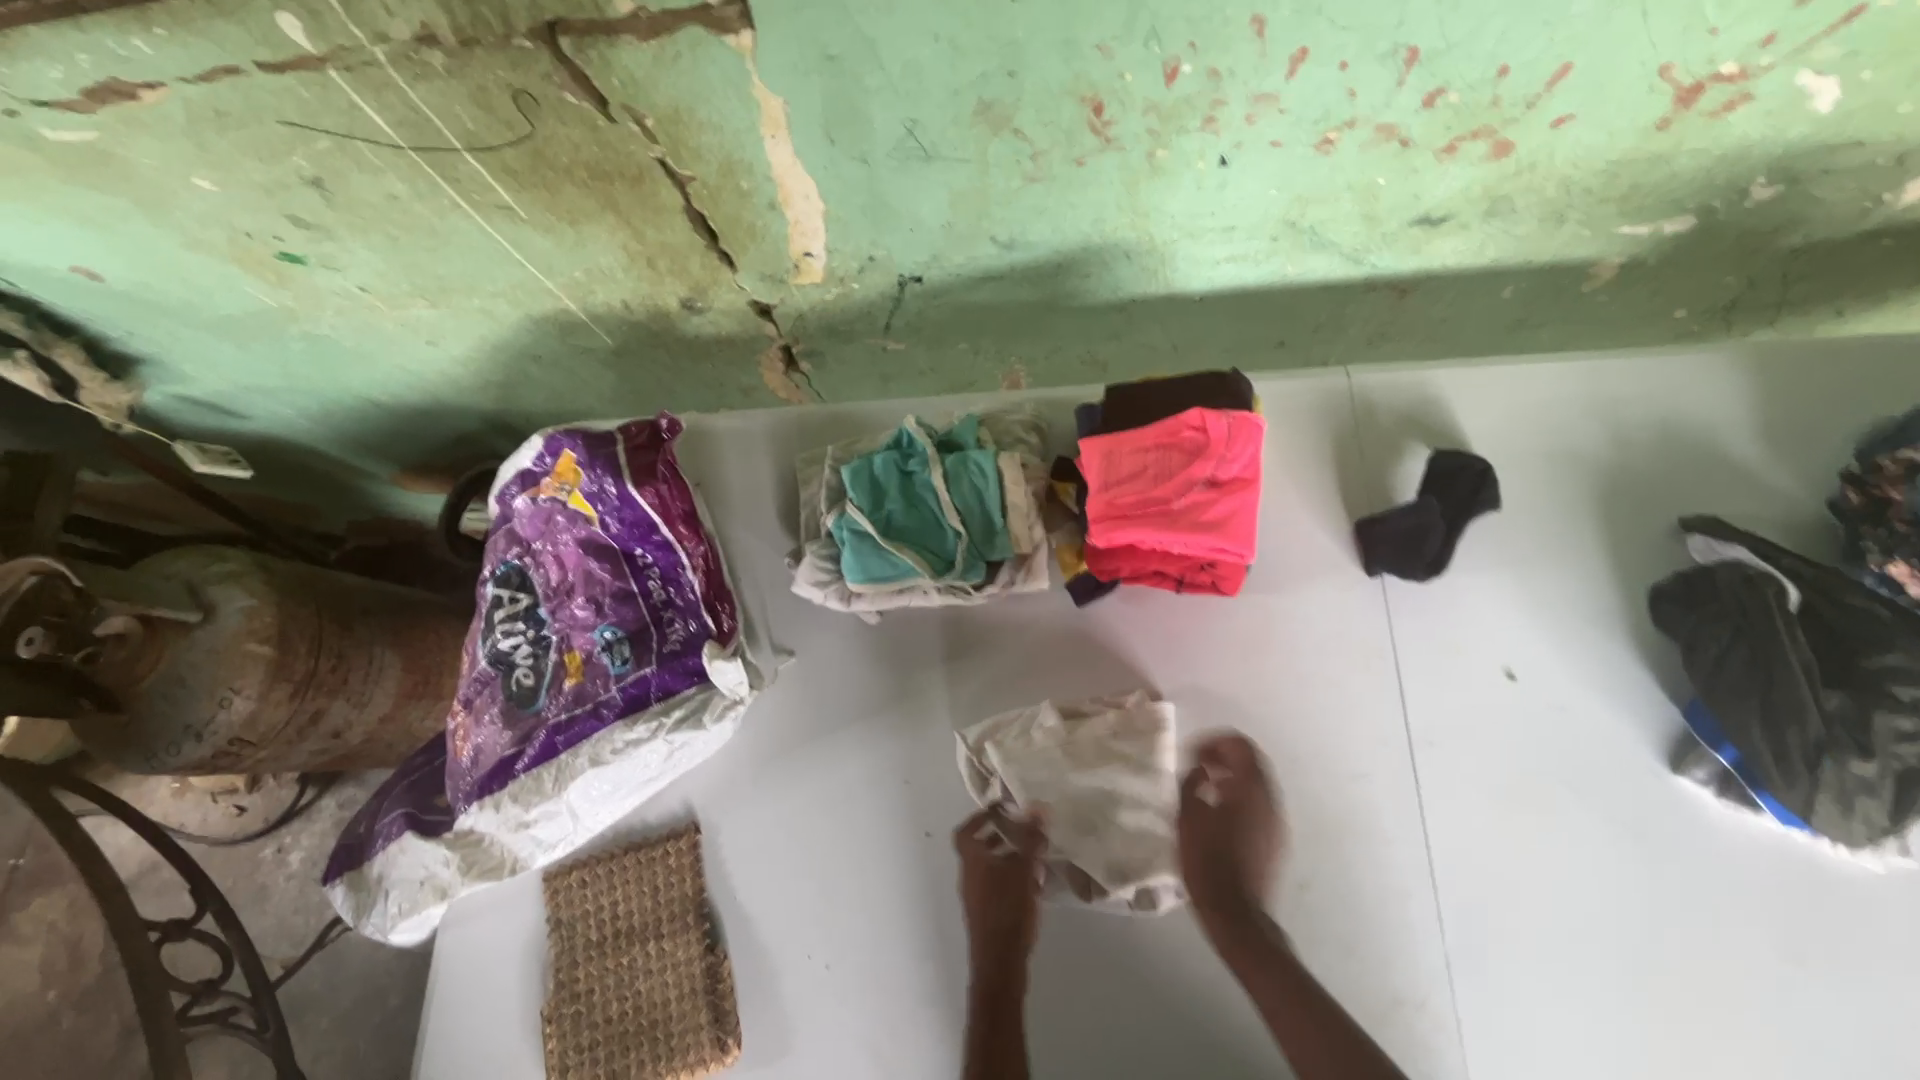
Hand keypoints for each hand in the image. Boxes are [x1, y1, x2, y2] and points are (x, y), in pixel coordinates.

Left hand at [954, 804, 1047, 975]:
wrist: (999, 962)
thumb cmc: (1008, 910)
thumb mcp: (1022, 870)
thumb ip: (1030, 839)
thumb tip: (1037, 807)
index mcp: (972, 862)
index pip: (965, 831)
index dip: (980, 817)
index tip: (1001, 809)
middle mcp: (969, 877)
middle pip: (979, 849)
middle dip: (1001, 836)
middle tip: (1023, 831)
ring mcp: (977, 898)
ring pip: (991, 869)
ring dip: (1009, 858)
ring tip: (1035, 856)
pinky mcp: (988, 915)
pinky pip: (998, 887)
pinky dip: (1013, 878)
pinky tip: (1035, 884)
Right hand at [1178, 732, 1281, 934]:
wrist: (1237, 914)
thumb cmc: (1208, 863)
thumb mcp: (1187, 819)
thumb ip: (1191, 785)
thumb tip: (1198, 771)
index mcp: (1251, 789)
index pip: (1240, 746)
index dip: (1214, 742)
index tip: (1192, 754)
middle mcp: (1271, 800)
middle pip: (1252, 762)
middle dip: (1224, 757)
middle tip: (1197, 765)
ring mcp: (1278, 821)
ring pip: (1257, 784)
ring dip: (1232, 778)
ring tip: (1205, 789)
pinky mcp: (1277, 840)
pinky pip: (1260, 805)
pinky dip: (1240, 797)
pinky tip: (1219, 814)